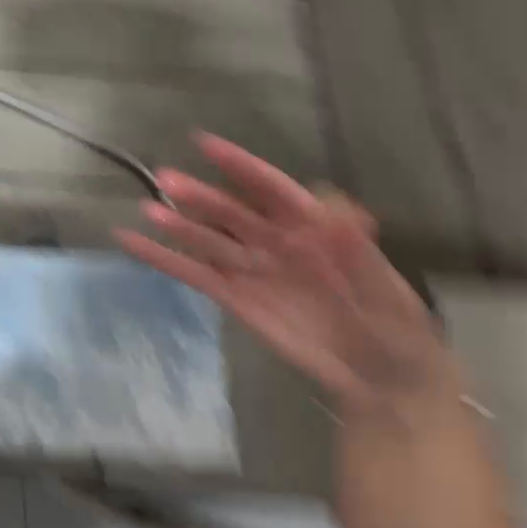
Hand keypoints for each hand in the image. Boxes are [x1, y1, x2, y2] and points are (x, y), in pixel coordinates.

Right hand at [116, 133, 456, 415]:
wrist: (385, 383)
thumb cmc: (397, 331)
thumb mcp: (388, 294)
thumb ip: (359, 252)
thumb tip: (340, 204)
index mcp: (313, 231)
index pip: (271, 190)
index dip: (240, 166)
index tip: (204, 144)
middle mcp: (274, 243)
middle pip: (231, 212)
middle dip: (199, 195)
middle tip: (167, 179)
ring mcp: (250, 270)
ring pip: (206, 239)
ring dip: (176, 224)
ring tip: (145, 209)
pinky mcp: (233, 298)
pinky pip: (191, 273)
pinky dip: (160, 258)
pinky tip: (129, 241)